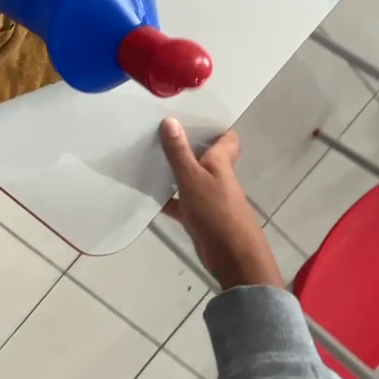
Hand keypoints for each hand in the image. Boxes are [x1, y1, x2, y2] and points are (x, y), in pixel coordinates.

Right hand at [159, 120, 283, 291]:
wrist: (234, 261)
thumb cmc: (216, 213)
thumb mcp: (192, 178)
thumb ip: (178, 152)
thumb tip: (170, 120)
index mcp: (220, 164)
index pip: (227, 139)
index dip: (214, 128)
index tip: (191, 117)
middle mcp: (217, 177)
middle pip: (202, 156)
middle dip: (183, 144)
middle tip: (156, 130)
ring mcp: (208, 198)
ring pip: (188, 178)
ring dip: (171, 170)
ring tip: (144, 156)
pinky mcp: (199, 217)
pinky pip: (179, 201)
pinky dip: (166, 197)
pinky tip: (146, 192)